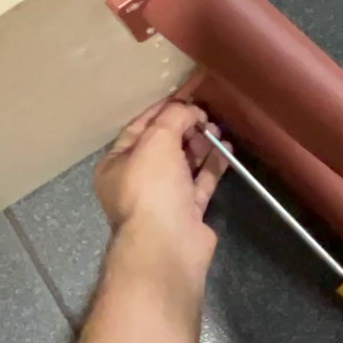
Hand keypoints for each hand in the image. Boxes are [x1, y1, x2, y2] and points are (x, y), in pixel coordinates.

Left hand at [93, 100, 228, 272]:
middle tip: (206, 115)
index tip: (185, 97)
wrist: (167, 244)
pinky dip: (212, 165)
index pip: (138, 128)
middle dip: (183, 128)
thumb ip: (173, 118)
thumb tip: (190, 110)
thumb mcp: (156, 140)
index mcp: (116, 164)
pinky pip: (200, 182)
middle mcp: (136, 181)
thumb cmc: (152, 187)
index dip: (161, 111)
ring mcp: (163, 198)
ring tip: (218, 128)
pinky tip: (227, 148)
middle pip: (162, 146)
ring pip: (183, 164)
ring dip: (200, 144)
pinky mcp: (187, 212)